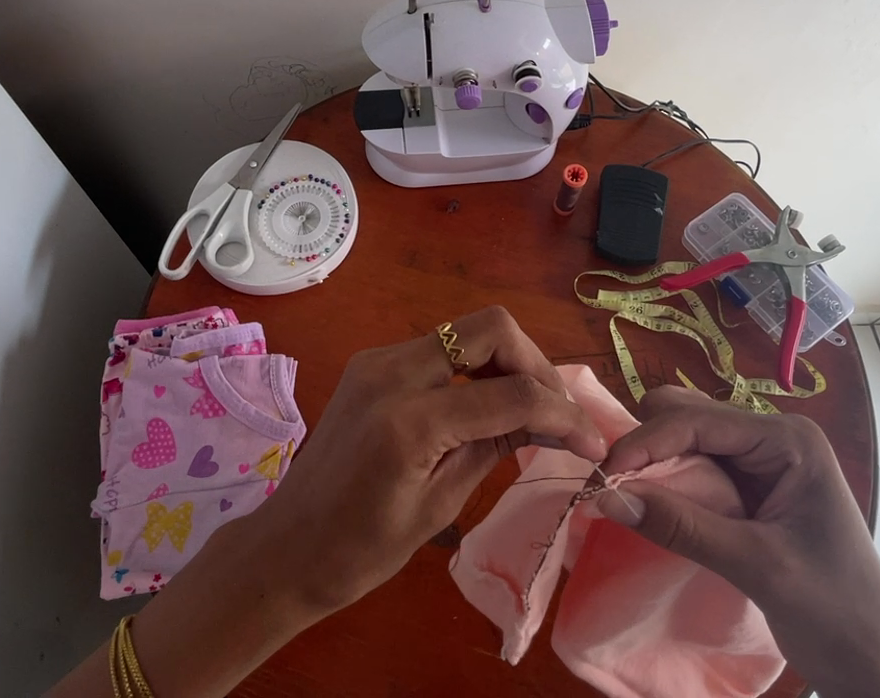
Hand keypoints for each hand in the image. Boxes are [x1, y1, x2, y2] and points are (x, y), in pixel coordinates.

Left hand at [248, 305, 607, 611]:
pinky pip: (440, 348)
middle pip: (491, 328)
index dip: (562, 413)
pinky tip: (487, 406)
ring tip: (529, 412)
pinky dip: (475, 369)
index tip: (593, 441)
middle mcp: (392, 370)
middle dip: (535, 364)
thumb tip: (552, 423)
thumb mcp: (440, 506)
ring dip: (507, 363)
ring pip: (467, 331)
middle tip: (556, 413)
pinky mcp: (372, 363)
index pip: (510, 394)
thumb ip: (495, 449)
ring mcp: (378, 360)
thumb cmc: (360, 551)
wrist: (286, 547)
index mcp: (409, 420)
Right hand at [597, 385, 879, 697]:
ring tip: (628, 498)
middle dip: (646, 444)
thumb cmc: (834, 613)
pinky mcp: (748, 487)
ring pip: (684, 437)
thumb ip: (682, 526)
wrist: (877, 669)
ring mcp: (760, 460)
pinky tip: (652, 506)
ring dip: (652, 462)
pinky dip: (665, 481)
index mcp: (787, 439)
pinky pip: (692, 466)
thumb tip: (606, 497)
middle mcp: (771, 436)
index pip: (697, 420)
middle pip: (686, 414)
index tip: (603, 477)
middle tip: (615, 487)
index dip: (645, 442)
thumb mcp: (756, 566)